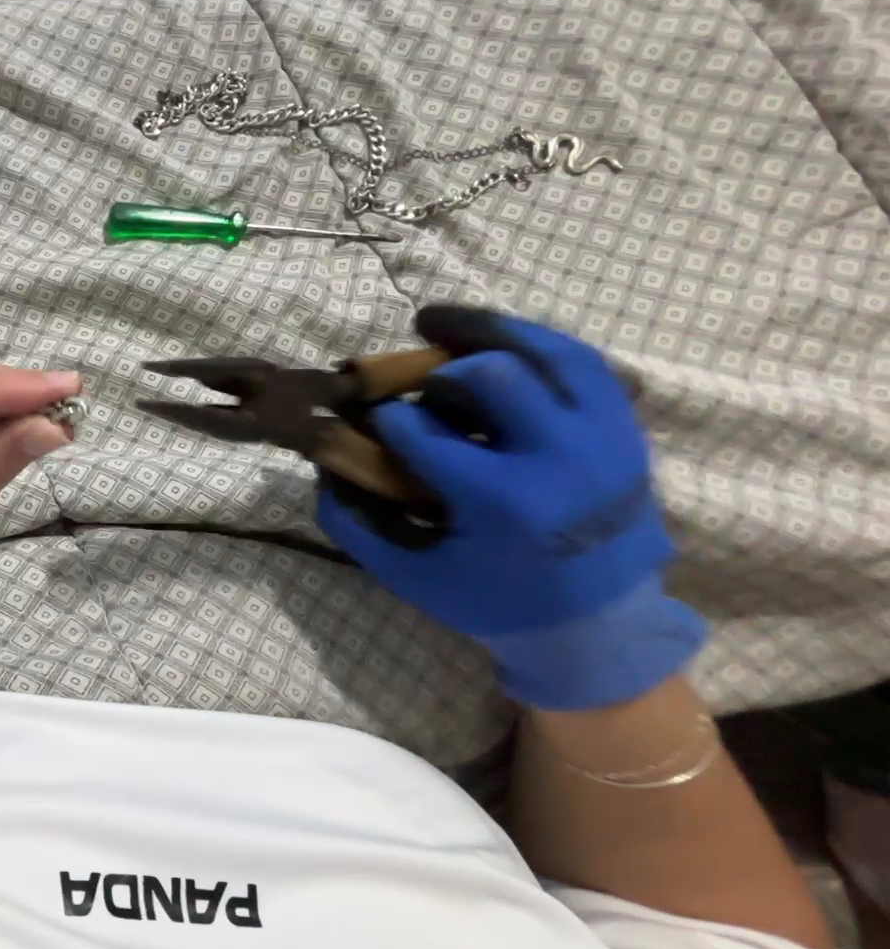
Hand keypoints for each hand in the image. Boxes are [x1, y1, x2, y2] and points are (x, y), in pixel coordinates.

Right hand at [316, 306, 706, 709]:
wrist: (597, 628)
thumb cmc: (491, 601)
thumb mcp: (406, 574)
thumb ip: (353, 521)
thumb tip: (322, 463)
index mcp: (500, 500)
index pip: (422, 430)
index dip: (384, 417)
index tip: (368, 419)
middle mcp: (559, 459)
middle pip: (492, 375)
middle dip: (438, 371)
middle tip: (412, 383)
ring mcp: (604, 441)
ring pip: (549, 352)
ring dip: (488, 331)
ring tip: (441, 320)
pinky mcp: (626, 433)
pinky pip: (585, 364)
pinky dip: (536, 344)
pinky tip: (500, 342)